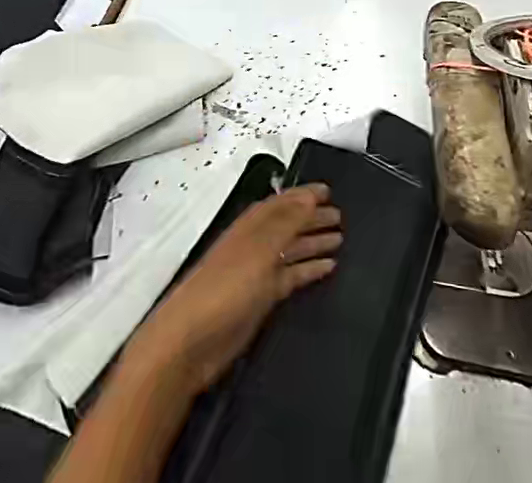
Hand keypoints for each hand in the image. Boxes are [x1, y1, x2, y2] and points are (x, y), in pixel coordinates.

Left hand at [120, 183, 341, 396]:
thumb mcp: (257, 250)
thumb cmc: (223, 290)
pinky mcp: (260, 301)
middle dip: (310, 217)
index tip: (327, 190)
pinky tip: (328, 268)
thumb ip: (284, 224)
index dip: (302, 196)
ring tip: (339, 238)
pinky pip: (289, 278)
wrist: (192, 341)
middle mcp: (252, 246)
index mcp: (249, 228)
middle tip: (339, 215)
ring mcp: (255, 274)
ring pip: (289, 251)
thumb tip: (308, 196)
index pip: (279, 204)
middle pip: (285, 226)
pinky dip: (308, 270)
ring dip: (311, 242)